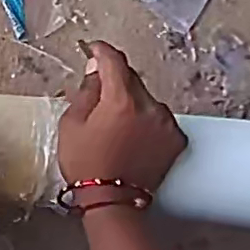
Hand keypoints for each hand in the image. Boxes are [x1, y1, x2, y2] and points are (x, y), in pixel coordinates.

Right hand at [58, 41, 186, 249]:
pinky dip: (146, 120)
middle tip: (97, 92)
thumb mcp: (71, 125)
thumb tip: (95, 70)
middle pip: (132, 80)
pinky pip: (158, 119)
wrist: (112, 200)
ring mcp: (167, 123)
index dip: (101, 50)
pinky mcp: (177, 139)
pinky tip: (130, 135)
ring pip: (146, 100)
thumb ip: (86, 92)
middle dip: (115, 80)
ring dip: (131, 102)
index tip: (93, 48)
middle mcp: (150, 106)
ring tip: (114, 122)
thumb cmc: (85, 162)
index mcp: (121, 100)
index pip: (114, 61)